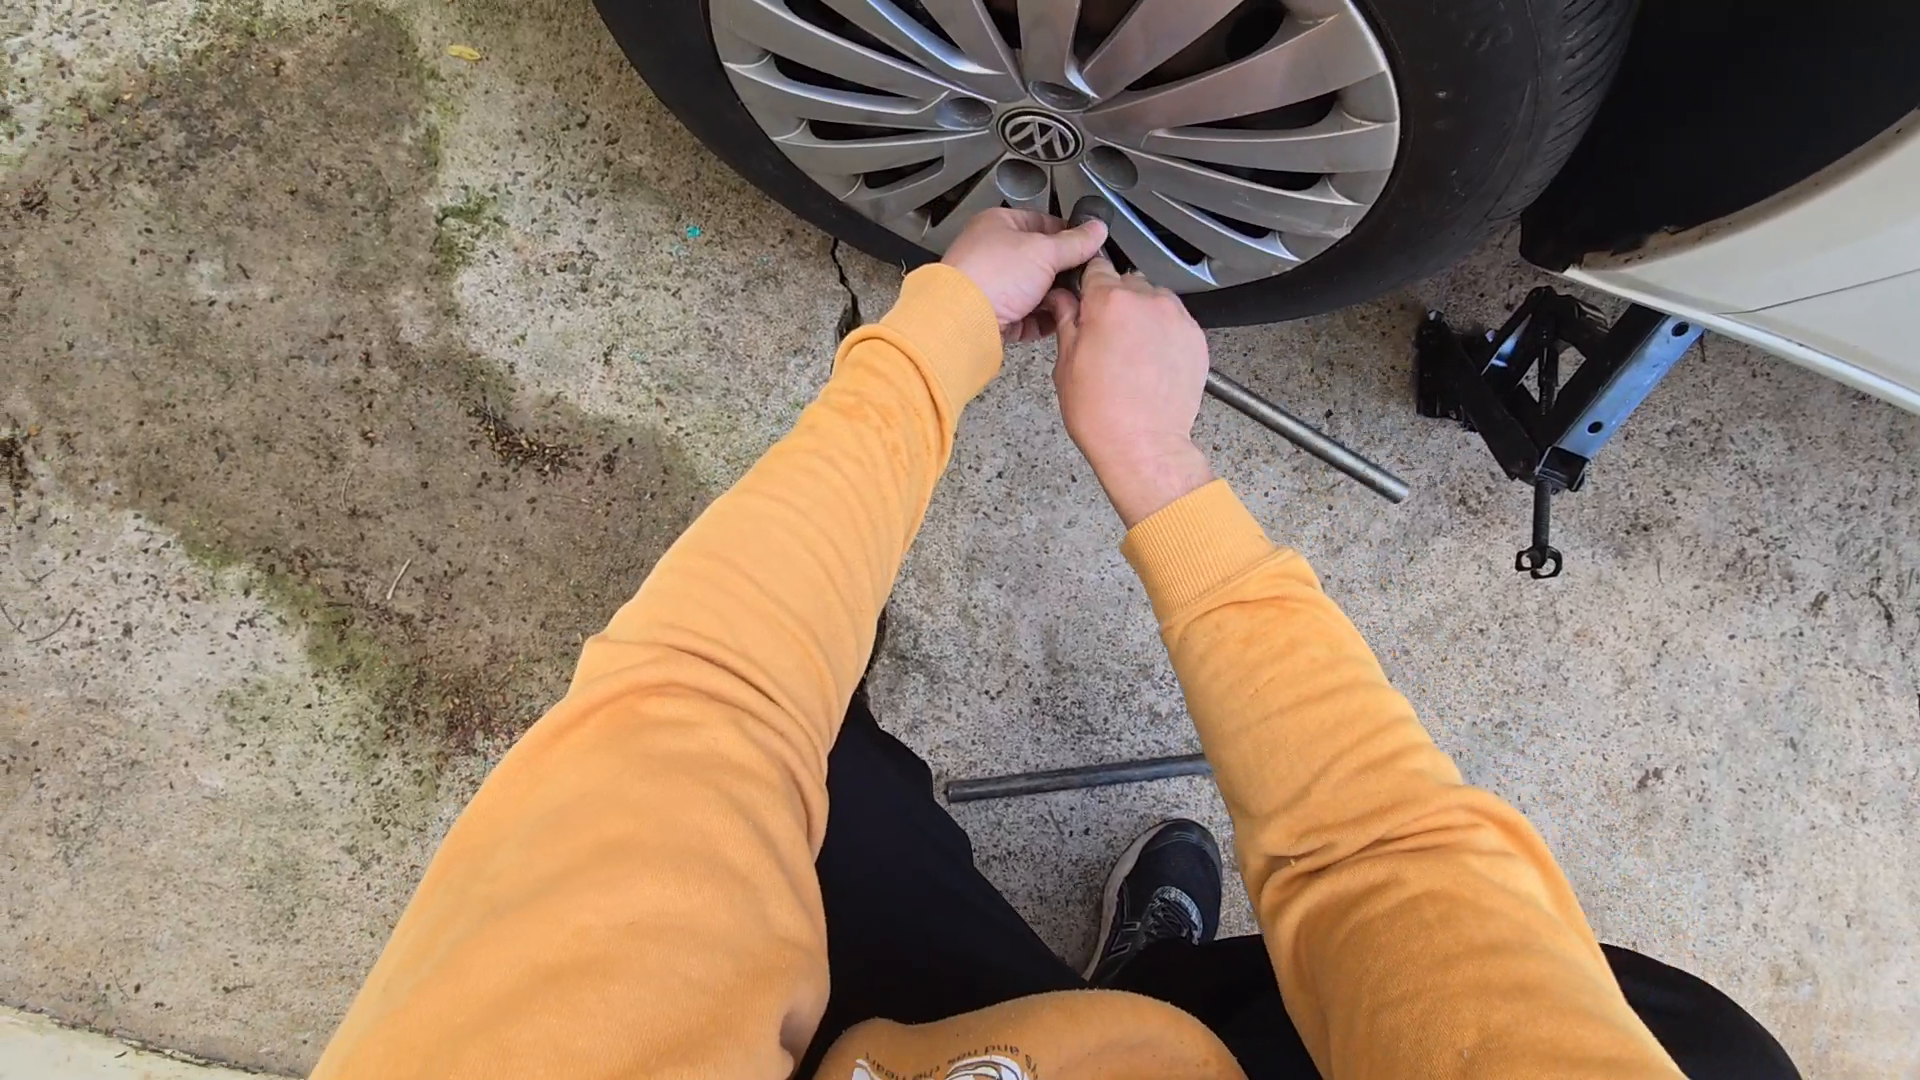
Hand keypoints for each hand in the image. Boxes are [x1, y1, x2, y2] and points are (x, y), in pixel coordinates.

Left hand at [941, 208, 1108, 340]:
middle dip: (1061, 273)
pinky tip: (1053, 321)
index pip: (1042, 223)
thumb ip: (1074, 242)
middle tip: (1080, 279)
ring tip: (1068, 301)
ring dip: (1053, 298)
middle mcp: (991, 255)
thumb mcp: (1044, 251)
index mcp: (998, 225)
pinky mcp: (994, 317)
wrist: (964, 320)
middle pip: (1038, 261)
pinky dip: (1041, 321)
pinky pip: (1025, 318)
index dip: (1068, 235)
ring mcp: (992, 288)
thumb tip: (1095, 231)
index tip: (1088, 246)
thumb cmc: (988, 276)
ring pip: (1033, 292)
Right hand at [1046, 258, 1214, 527]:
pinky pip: (1175, 322)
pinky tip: (1149, 363)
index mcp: (1109, 302)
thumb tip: (1062, 300)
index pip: (1096, 269)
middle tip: (1104, 338)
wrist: (1143, 446)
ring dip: (1142, 316)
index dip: (1087, 286)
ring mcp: (1176, 318)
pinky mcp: (1195, 338)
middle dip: (1115, 303)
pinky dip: (1163, 334)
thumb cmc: (1102, 415)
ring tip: (1130, 354)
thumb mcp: (1066, 365)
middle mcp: (1147, 301)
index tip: (1084, 301)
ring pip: (1154, 300)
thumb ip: (1066, 322)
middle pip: (1127, 283)